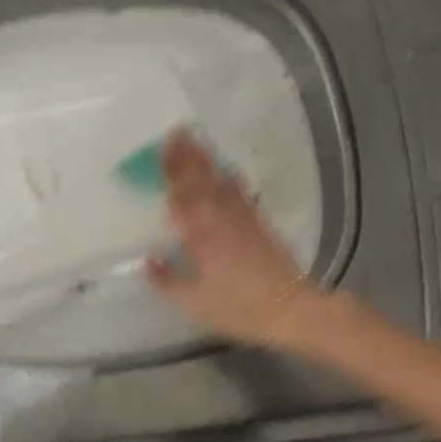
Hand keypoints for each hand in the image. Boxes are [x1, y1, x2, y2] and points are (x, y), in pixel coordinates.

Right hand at [146, 130, 320, 349]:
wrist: (293, 310)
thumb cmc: (240, 309)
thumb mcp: (196, 303)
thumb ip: (168, 281)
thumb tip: (147, 259)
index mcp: (202, 239)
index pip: (182, 199)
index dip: (171, 173)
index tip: (161, 149)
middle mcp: (221, 222)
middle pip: (201, 183)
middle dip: (188, 157)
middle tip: (176, 131)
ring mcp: (243, 221)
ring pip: (220, 183)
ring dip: (207, 160)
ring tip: (195, 139)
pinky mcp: (260, 225)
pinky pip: (241, 195)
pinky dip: (230, 178)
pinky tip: (226, 168)